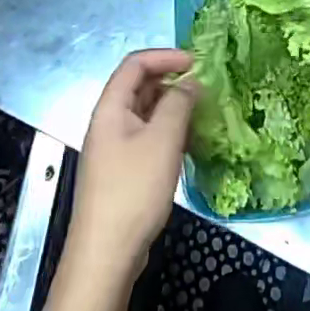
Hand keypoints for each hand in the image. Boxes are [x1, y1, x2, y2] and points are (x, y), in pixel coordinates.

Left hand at [68, 49, 198, 274]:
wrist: (105, 254)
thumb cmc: (133, 190)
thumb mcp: (162, 141)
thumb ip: (178, 104)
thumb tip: (191, 84)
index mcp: (111, 107)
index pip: (135, 64)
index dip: (165, 56)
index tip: (197, 62)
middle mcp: (108, 122)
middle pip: (139, 87)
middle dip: (171, 82)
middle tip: (204, 90)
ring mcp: (113, 148)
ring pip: (145, 114)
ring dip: (172, 109)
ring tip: (201, 117)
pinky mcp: (121, 171)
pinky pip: (146, 138)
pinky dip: (167, 134)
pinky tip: (188, 146)